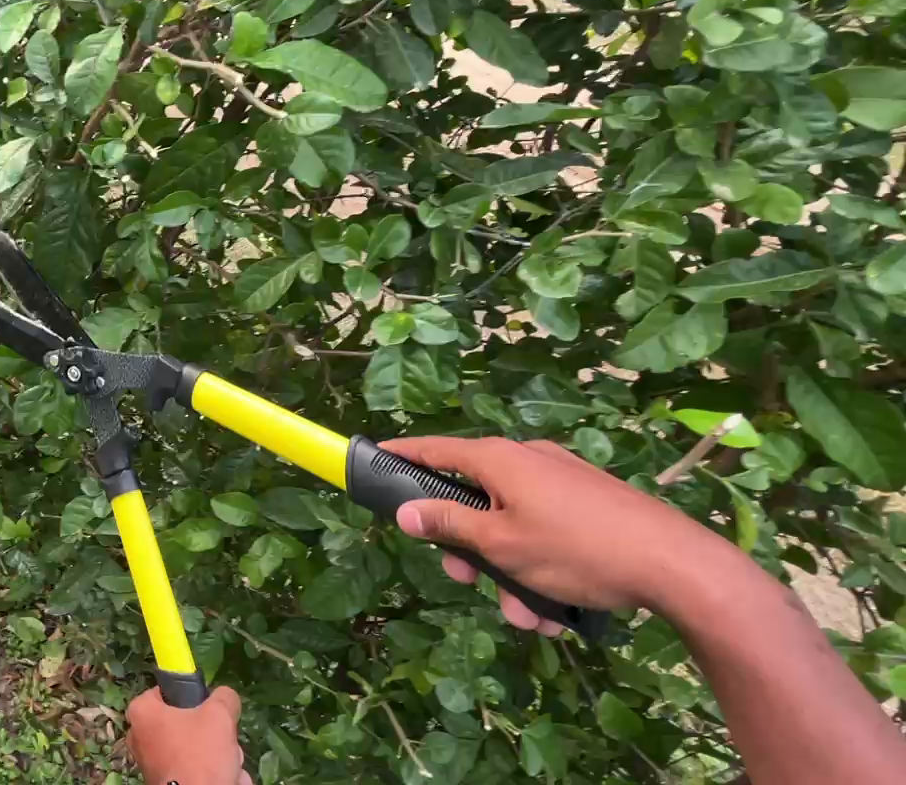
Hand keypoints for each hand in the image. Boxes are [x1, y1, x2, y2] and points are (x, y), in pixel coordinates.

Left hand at [126, 685, 250, 784]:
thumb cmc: (199, 755)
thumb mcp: (219, 716)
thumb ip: (224, 698)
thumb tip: (226, 696)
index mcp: (142, 710)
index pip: (169, 693)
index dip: (193, 701)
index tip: (210, 712)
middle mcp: (139, 736)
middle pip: (185, 725)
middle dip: (213, 737)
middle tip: (225, 744)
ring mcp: (149, 764)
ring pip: (193, 752)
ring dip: (218, 759)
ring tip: (230, 768)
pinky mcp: (163, 784)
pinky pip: (191, 773)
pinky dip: (210, 778)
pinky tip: (227, 782)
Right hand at [379, 436, 731, 631]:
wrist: (687, 571)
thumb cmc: (577, 549)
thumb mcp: (500, 544)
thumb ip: (447, 525)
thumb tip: (404, 512)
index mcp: (497, 458)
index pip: (433, 449)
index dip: (401, 455)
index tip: (377, 458)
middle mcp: (527, 459)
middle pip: (473, 496)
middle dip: (466, 544)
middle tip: (464, 579)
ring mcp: (564, 480)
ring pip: (513, 521)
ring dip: (509, 568)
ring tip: (527, 614)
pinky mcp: (595, 504)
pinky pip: (548, 529)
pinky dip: (542, 562)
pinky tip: (558, 607)